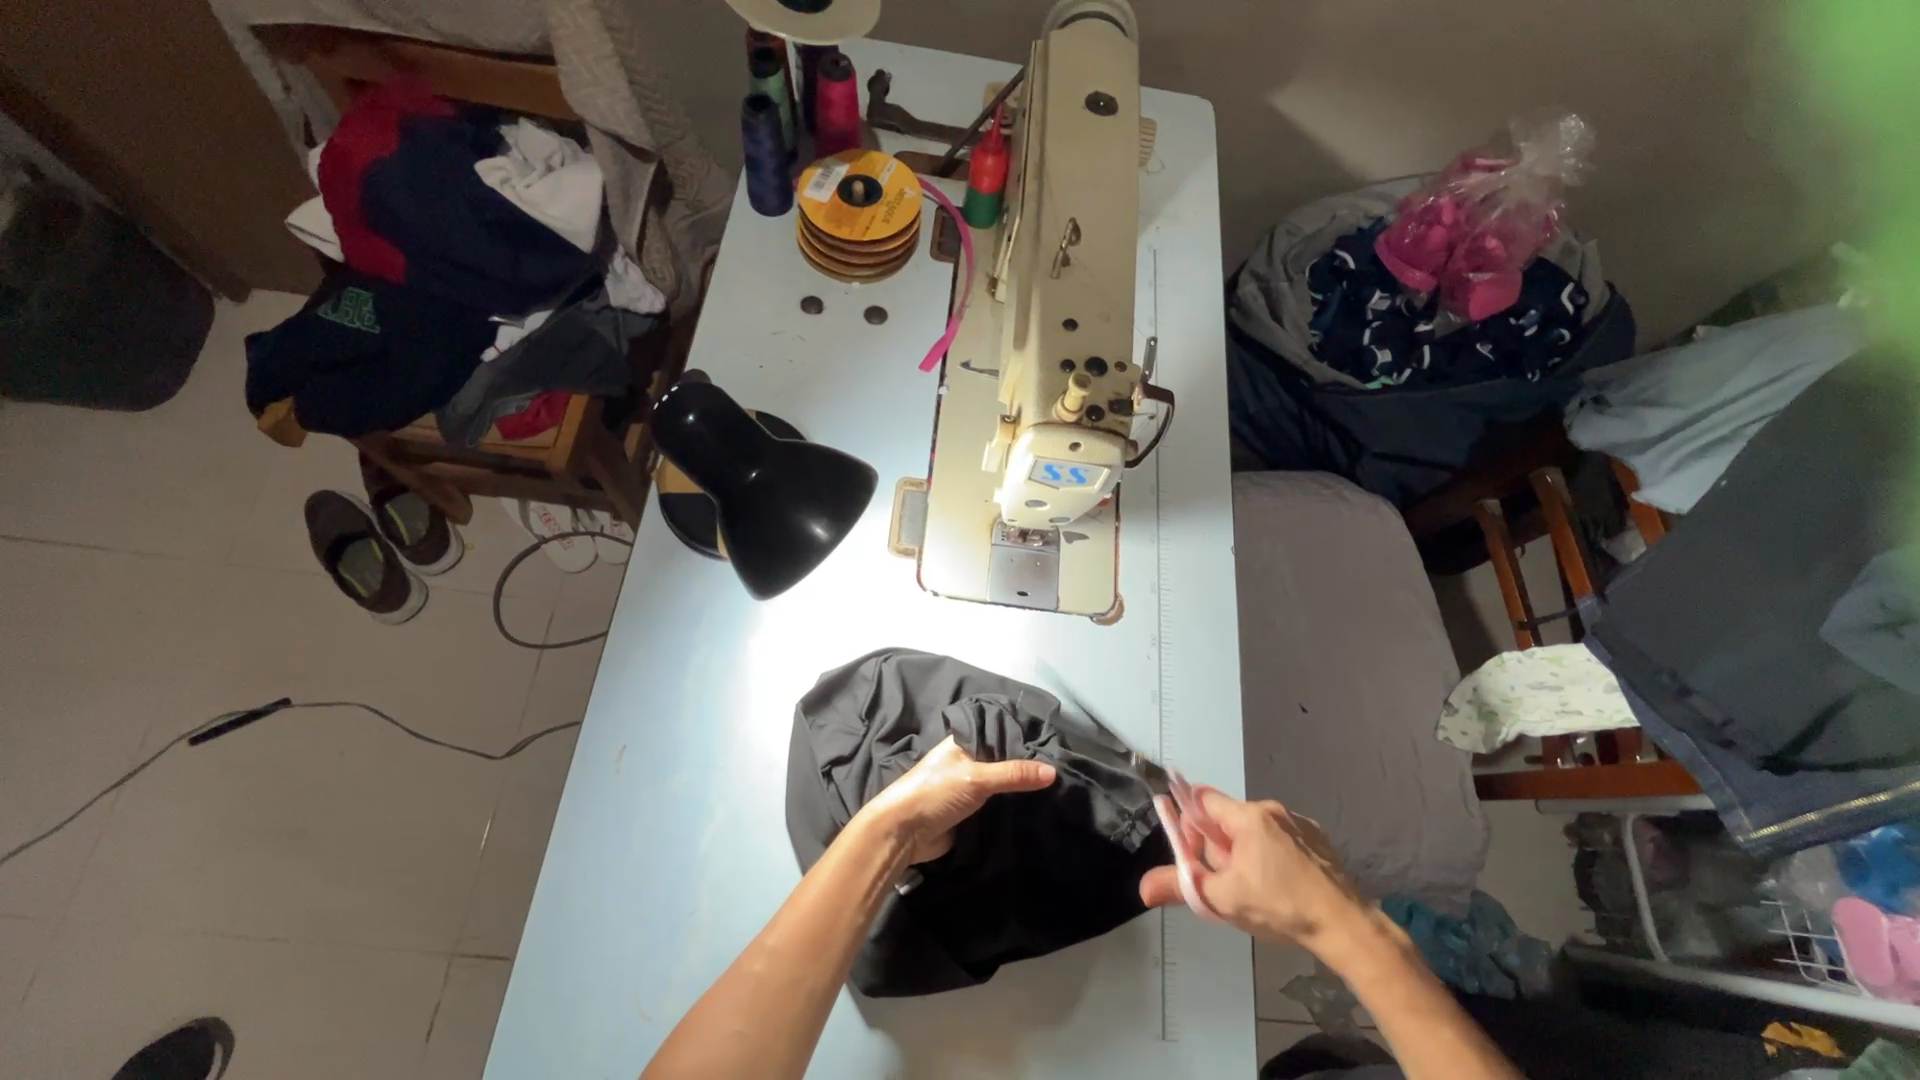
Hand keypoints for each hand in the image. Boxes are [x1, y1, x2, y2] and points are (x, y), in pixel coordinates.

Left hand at [856, 735, 1057, 864]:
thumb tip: (1053, 771)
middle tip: (1064, 766)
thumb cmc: (934, 792)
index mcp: (964, 741)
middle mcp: (969, 759)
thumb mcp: (976, 777)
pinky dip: (1016, 807)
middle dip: (1028, 765)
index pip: (1000, 731)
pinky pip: (1000, 805)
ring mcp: (971, 786)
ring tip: (1061, 787)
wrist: (903, 833)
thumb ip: (1013, 774)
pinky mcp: (973, 812)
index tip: (1057, 741)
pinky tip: (1041, 806)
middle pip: (1005, 759)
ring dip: (1024, 788)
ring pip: (1004, 784)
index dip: (1025, 736)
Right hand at [1140, 790, 1364, 949]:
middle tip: (1227, 881)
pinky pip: (1282, 839)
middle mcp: (1272, 810)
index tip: (1194, 852)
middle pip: (1228, 820)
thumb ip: (1182, 886)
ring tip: (1257, 889)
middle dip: (1220, 847)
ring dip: (1247, 852)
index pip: (1202, 799)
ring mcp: (1299, 823)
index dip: (1190, 822)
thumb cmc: (1279, 906)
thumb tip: (1143, 888)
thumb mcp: (1223, 899)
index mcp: (1247, 817)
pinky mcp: (1319, 839)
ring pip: (1256, 831)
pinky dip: (1274, 856)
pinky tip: (1283, 886)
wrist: (1345, 926)